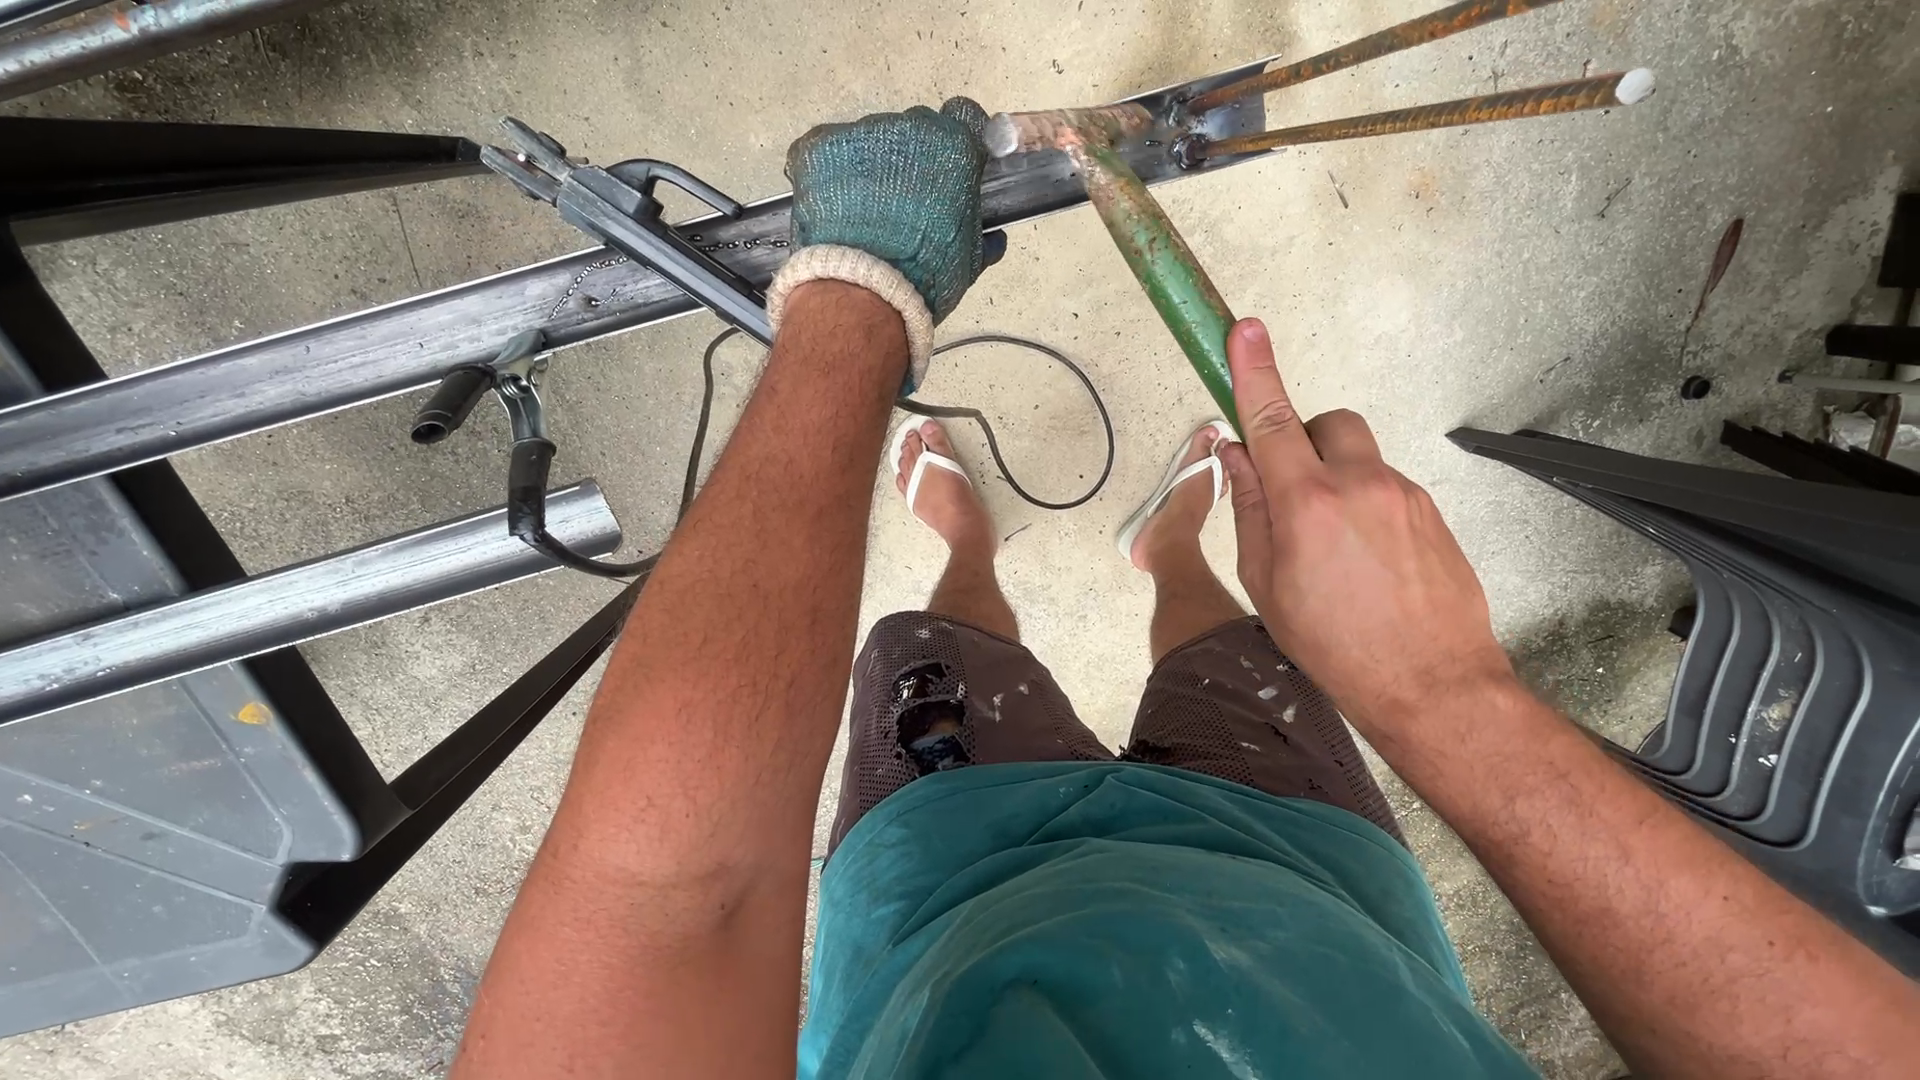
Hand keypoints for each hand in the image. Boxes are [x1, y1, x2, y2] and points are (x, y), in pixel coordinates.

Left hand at [787, 97, 989, 321]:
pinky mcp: (818, 148)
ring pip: (869, 142)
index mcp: (954, 149)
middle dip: (912, 160)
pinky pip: (828, 153)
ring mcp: (861, 134)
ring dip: (869, 168)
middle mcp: (910, 128)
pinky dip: (830, 177)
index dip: (956, 143)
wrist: (864, 293)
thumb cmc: (923, 277)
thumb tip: (991, 236)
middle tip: (904, 205)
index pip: (963, 118)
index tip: (949, 165)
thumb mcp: (968, 260)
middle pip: (914, 132)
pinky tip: (834, 210)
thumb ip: (980, 234)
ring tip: (863, 216)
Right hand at [1215, 318, 1516, 739]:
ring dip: (1333, 480)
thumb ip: (1250, 509)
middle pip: (1326, 423)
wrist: (1432, 683)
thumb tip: (1236, 455)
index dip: (1255, 371)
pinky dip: (1364, 505)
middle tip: (1290, 490)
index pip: (1272, 421)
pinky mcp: (1432, 511)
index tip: (1245, 329)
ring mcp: (1404, 494)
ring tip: (1331, 549)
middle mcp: (1361, 485)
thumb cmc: (1332, 643)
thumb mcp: (1265, 582)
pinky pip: (1386, 487)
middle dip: (1302, 440)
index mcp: (1308, 504)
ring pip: (1358, 457)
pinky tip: (1365, 561)